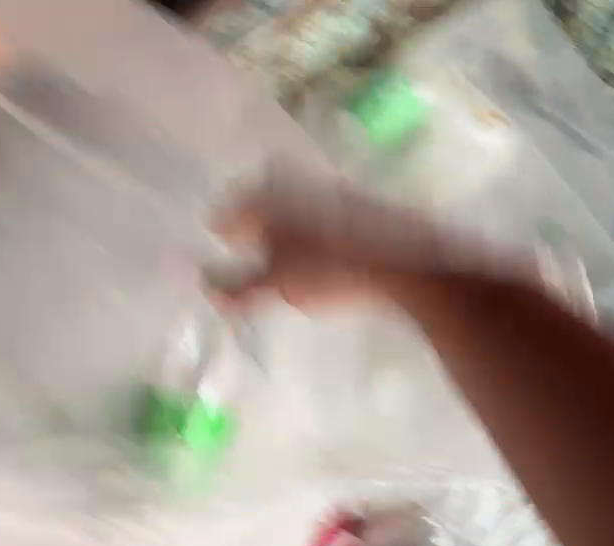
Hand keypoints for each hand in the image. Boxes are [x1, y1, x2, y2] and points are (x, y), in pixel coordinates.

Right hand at [209, 170, 535, 312]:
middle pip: (267, 193)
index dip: (225, 222)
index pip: (236, 205)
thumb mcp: (278, 286)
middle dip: (253, 213)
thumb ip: (240, 291)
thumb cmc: (328, 272)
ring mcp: (336, 192)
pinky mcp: (365, 208)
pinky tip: (320, 249)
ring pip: (299, 201)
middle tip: (244, 234)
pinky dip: (312, 227)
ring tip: (279, 246)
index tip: (216, 232)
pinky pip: (325, 212)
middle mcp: (301, 184)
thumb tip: (209, 293)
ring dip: (284, 219)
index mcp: (272, 196)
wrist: (404, 262)